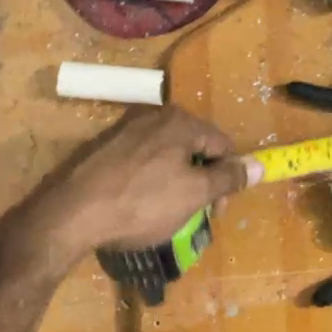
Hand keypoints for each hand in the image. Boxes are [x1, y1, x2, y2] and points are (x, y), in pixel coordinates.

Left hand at [23, 107, 260, 257]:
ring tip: (163, 214)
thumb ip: (228, 178)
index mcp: (180, 121)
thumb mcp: (193, 194)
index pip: (222, 146)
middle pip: (194, 148)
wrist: (71, 212)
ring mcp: (125, 128)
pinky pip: (140, 161)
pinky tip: (136, 205)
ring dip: (174, 182)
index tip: (214, 213)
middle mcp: (154, 115)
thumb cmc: (141, 202)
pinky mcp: (103, 147)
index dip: (226, 180)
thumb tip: (260, 166)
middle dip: (199, 181)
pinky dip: (147, 181)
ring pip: (166, 155)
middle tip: (191, 216)